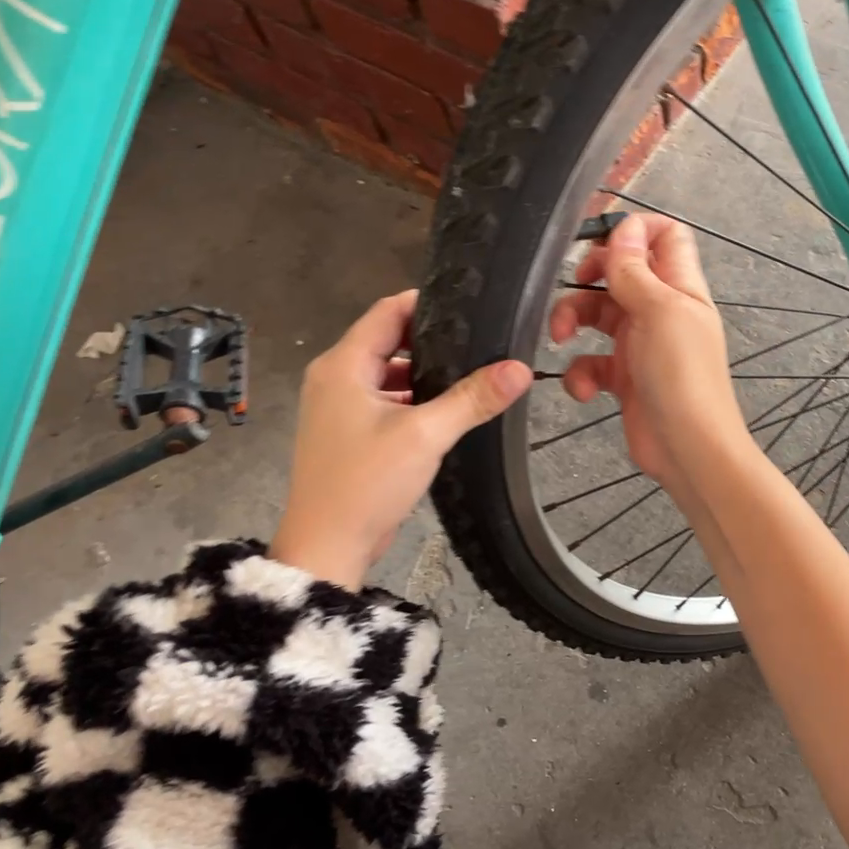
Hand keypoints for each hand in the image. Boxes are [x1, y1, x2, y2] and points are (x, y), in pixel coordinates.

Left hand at [272, 291, 531, 588]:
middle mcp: (334, 377)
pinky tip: (448, 410)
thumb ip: (473, 398)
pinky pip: (385, 399)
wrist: (328, 545)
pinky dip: (414, 399)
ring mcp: (338, 407)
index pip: (387, 312)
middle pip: (388, 341)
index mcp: (343, 365)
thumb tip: (520, 369)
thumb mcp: (426, 435)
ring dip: (426, 373)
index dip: (427, 303)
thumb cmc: (368, 481)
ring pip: (389, 373)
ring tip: (473, 374)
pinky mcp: (348, 432)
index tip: (472, 305)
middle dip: (433, 340)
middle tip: (482, 342)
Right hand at [549, 214, 748, 490]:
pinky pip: (591, 363)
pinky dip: (580, 373)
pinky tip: (584, 389)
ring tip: (561, 339)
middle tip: (574, 285)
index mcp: (679, 287)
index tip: (602, 243)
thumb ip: (636, 271)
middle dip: (589, 277)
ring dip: (573, 321)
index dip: (635, 230)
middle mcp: (661, 311)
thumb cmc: (682, 376)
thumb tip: (624, 230)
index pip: (665, 236)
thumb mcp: (660, 312)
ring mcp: (641, 345)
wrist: (689, 449)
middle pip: (619, 273)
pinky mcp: (624, 379)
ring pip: (597, 315)